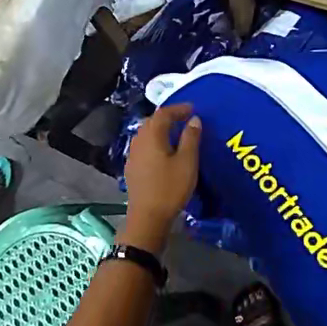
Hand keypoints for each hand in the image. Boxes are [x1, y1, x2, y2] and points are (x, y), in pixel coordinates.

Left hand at [120, 103, 202, 251]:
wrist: (147, 216)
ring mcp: (133, 154)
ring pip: (146, 134)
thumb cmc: (170, 188)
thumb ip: (190, 138)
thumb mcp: (187, 162)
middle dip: (168, 117)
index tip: (192, 109)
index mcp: (152, 136)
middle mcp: (139, 141)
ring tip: (176, 133)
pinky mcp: (132, 167)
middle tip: (185, 119)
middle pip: (152, 121)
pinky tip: (164, 151)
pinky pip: (144, 146)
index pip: (163, 113)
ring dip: (160, 129)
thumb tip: (194, 119)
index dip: (178, 108)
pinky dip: (155, 142)